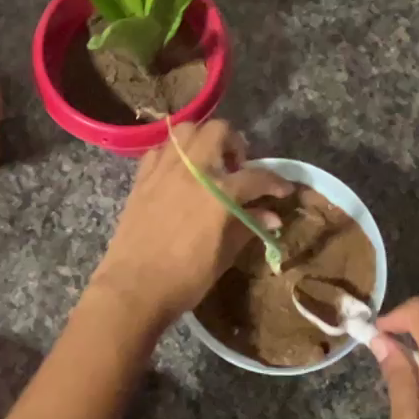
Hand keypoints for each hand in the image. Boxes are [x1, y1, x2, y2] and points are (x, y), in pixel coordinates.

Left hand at [86, 120, 292, 326]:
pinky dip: (174, 153)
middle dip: (235, 143)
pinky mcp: (142, 177)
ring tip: (208, 164)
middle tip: (237, 168)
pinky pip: (160, 149)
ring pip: (186, 130)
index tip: (283, 190)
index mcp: (218, 192)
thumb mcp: (224, 254)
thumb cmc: (185, 278)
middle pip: (218, 131)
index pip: (256, 176)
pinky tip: (179, 173)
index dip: (275, 182)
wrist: (134, 287)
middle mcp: (192, 170)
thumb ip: (248, 226)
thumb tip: (273, 216)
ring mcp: (163, 170)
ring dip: (203, 139)